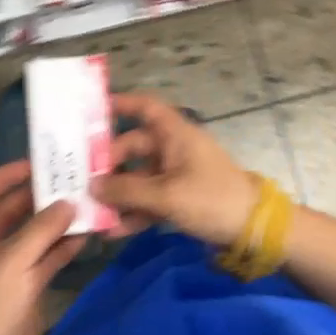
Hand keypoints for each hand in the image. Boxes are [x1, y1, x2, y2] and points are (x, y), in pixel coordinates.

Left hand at [0, 161, 83, 334]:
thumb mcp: (14, 262)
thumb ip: (42, 228)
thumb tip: (67, 202)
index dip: (2, 177)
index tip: (34, 164)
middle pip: (9, 214)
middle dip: (36, 198)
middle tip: (69, 181)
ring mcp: (5, 273)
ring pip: (31, 237)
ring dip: (54, 223)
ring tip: (84, 205)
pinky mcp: (24, 292)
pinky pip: (44, 261)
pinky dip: (61, 248)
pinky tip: (86, 237)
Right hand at [95, 93, 260, 247]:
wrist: (253, 230)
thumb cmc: (211, 199)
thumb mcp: (167, 196)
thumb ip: (127, 191)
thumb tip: (92, 186)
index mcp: (176, 135)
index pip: (146, 107)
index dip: (121, 104)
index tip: (91, 112)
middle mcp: (174, 149)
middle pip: (134, 146)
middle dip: (109, 164)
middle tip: (82, 181)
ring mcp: (178, 175)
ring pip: (139, 177)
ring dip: (119, 194)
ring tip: (93, 211)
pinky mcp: (181, 198)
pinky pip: (150, 199)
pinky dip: (134, 212)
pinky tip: (113, 230)